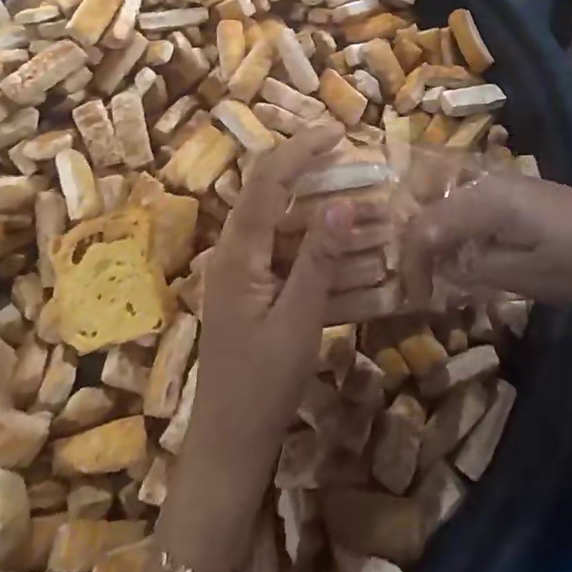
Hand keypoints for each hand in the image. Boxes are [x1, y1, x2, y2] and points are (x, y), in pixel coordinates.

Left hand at [189, 123, 354, 448]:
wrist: (228, 439)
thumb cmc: (263, 385)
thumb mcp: (299, 323)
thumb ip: (319, 262)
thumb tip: (344, 204)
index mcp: (237, 254)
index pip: (267, 184)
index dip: (300, 151)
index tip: (336, 132)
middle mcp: (229, 250)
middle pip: (260, 188)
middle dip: (298, 160)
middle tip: (340, 147)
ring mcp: (233, 267)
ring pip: (265, 210)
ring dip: (299, 188)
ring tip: (338, 175)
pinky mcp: (243, 283)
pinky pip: (270, 237)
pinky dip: (298, 221)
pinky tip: (324, 225)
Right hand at [406, 172, 571, 303]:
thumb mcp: (527, 278)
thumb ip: (474, 269)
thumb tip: (441, 265)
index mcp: (485, 201)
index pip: (425, 227)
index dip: (412, 262)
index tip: (417, 298)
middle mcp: (486, 181)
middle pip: (429, 206)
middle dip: (417, 244)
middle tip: (421, 282)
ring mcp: (502, 181)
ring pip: (446, 201)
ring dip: (435, 234)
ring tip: (439, 272)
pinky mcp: (517, 190)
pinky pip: (469, 202)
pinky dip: (457, 227)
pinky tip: (468, 254)